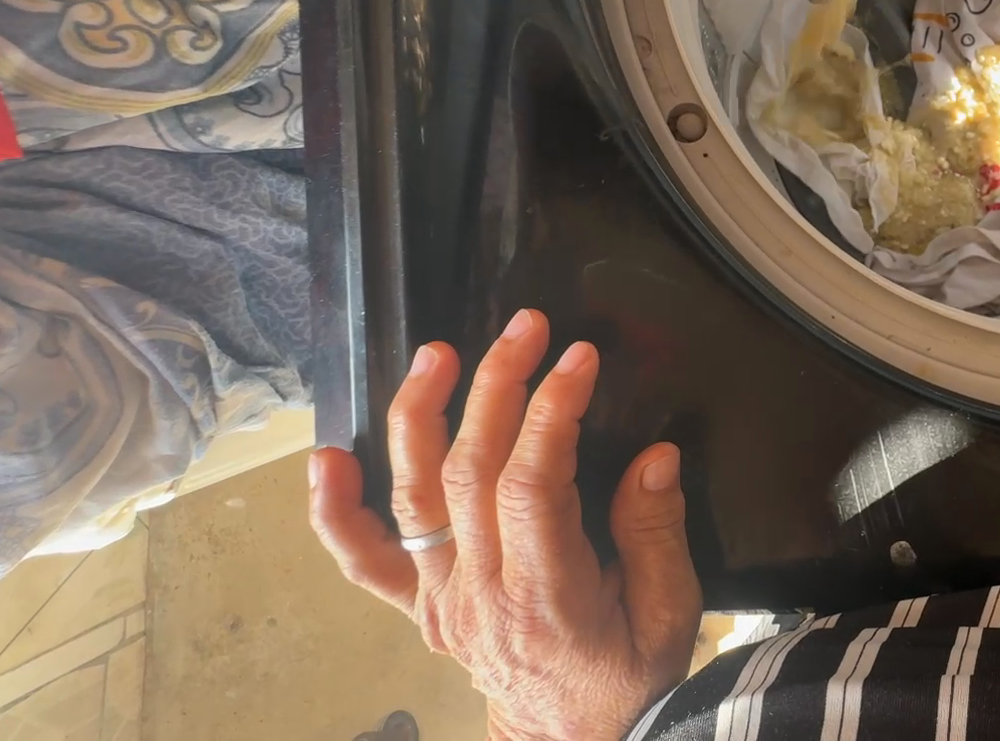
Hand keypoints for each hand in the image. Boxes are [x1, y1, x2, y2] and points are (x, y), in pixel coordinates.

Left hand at [309, 309, 700, 740]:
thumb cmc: (630, 672)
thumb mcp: (672, 611)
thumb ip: (658, 534)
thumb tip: (655, 457)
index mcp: (545, 591)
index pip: (532, 481)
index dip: (551, 410)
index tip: (579, 358)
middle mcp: (478, 590)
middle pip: (471, 470)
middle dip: (497, 386)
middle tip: (526, 328)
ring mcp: (440, 598)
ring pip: (415, 496)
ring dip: (421, 417)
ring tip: (437, 354)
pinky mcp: (423, 605)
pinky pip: (367, 559)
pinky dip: (338, 511)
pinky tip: (327, 459)